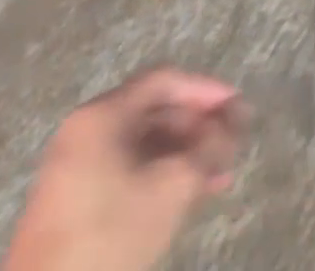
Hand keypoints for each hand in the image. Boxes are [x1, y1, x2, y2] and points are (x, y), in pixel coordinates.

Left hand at [3, 68, 247, 270]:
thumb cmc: (111, 234)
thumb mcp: (175, 184)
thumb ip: (212, 143)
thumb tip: (236, 116)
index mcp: (102, 116)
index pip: (165, 81)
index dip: (207, 91)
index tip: (240, 112)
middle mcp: (85, 129)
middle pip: (154, 110)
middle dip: (199, 126)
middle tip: (233, 148)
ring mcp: (76, 163)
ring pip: (144, 142)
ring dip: (185, 153)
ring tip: (220, 178)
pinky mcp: (75, 195)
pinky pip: (128, 166)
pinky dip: (161, 172)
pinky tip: (190, 194)